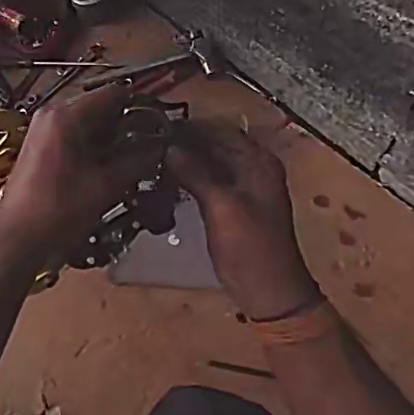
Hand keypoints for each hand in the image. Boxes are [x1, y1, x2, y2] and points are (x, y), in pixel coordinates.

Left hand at [0, 85, 164, 251]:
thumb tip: (160, 148)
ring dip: (113, 140)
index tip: (161, 122)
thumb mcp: (104, 186)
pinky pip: (75, 139)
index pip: (113, 94)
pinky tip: (113, 169)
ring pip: (89, 126)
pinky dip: (95, 149)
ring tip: (138, 159)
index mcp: (65, 116)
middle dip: (127, 126)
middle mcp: (51, 116)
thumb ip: (136, 162)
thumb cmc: (57, 211)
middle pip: (100, 109)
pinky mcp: (41, 149)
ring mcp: (43, 132)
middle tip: (153, 144)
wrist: (17, 237)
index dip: (140, 106)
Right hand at [168, 119, 322, 320]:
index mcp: (258, 162)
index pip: (220, 130)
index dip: (190, 126)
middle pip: (213, 145)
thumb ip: (196, 173)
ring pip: (207, 164)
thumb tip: (169, 147)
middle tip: (145, 141)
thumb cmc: (250, 246)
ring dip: (182, 160)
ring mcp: (240, 189)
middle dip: (183, 142)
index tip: (156, 124)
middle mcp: (251, 169)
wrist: (268, 290)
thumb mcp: (221, 206)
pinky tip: (163, 179)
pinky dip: (186, 178)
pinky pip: (205, 182)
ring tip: (148, 157)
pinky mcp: (228, 207)